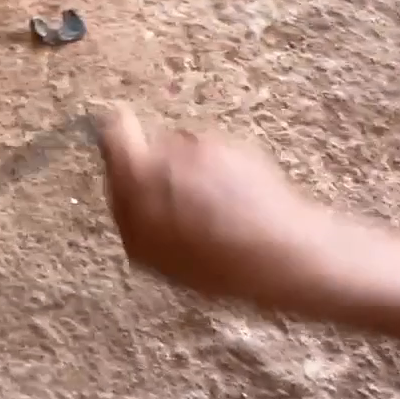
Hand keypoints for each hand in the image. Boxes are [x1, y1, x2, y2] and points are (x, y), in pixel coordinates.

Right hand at [96, 106, 367, 312]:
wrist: (284, 256)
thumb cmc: (214, 263)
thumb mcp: (150, 252)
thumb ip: (126, 214)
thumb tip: (117, 189)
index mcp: (139, 176)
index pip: (115, 135)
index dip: (118, 148)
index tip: (125, 164)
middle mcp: (171, 152)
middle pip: (151, 147)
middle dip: (158, 171)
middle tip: (174, 207)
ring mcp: (209, 148)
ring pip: (185, 153)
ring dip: (190, 174)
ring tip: (209, 214)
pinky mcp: (241, 149)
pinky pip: (217, 157)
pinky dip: (220, 176)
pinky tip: (232, 209)